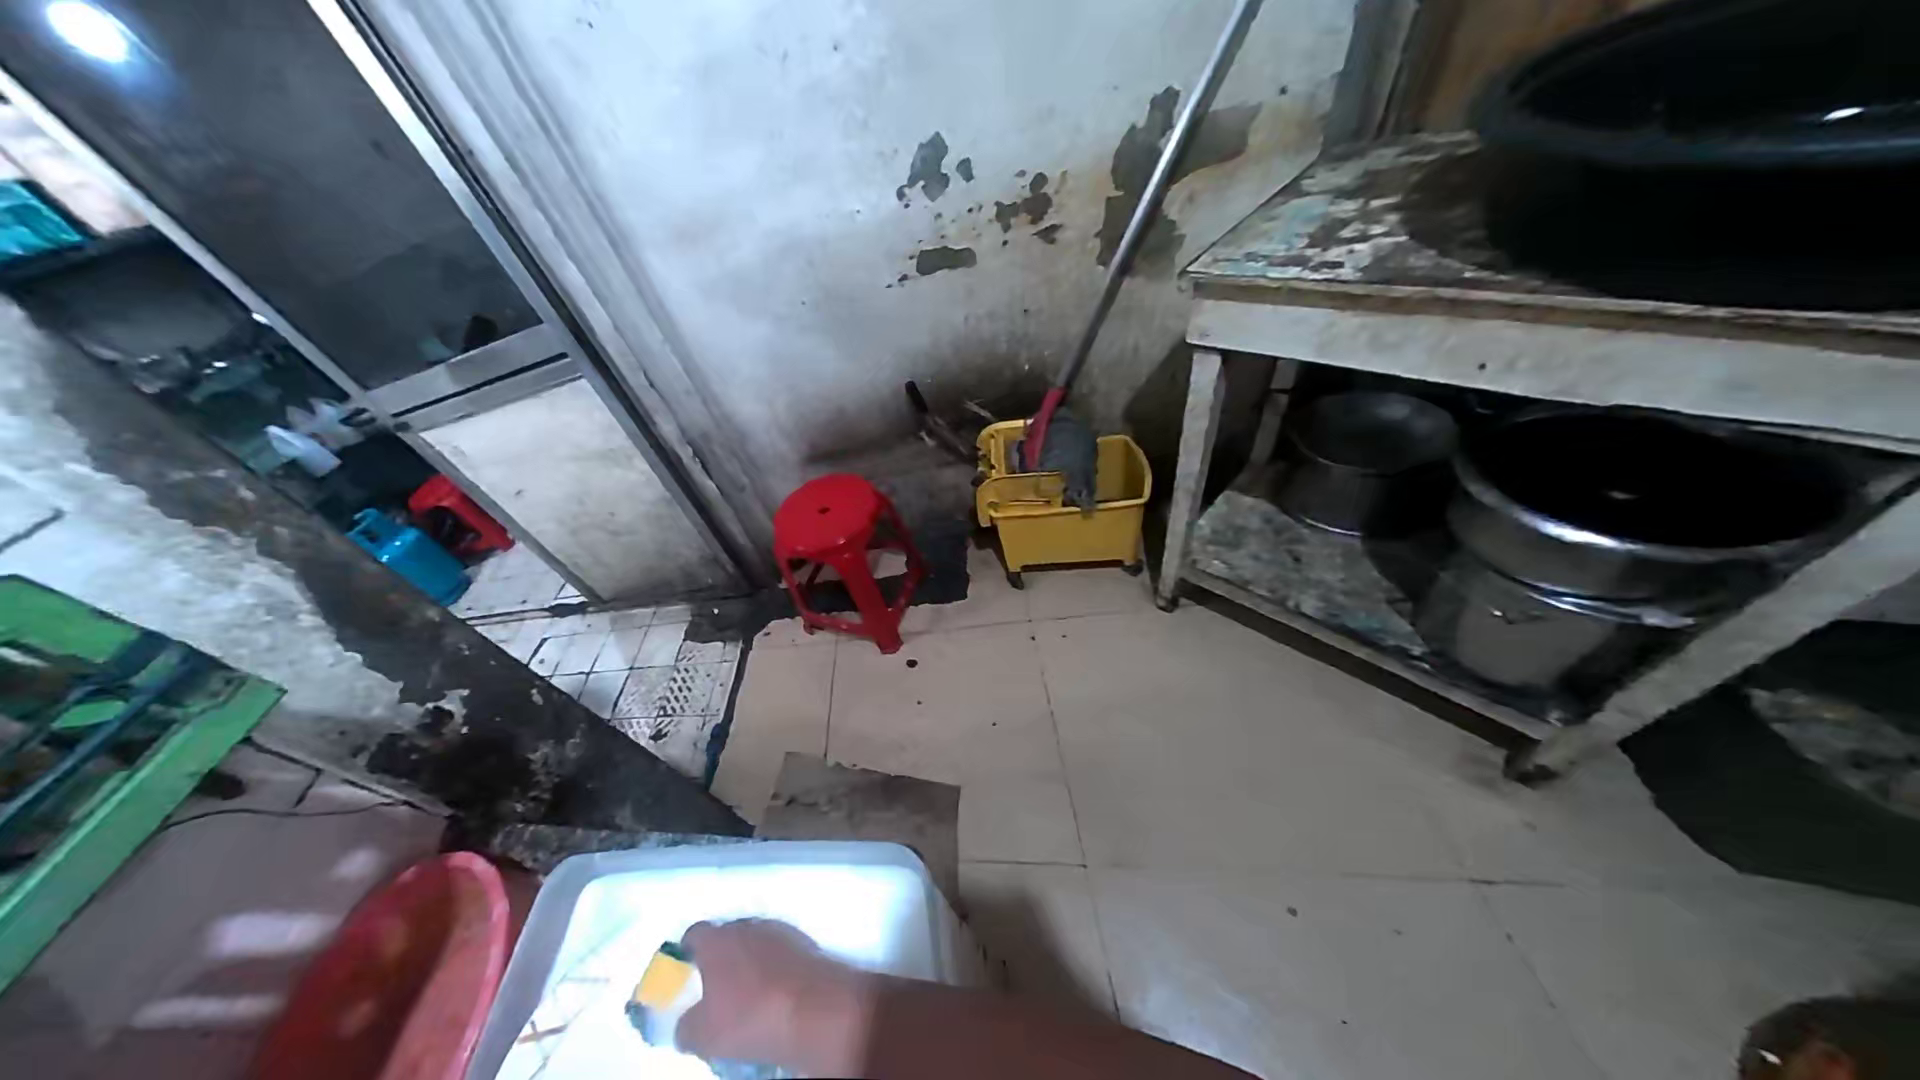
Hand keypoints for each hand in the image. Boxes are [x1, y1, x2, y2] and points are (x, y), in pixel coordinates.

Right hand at [675, 919, 872, 1074]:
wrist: (815, 1008)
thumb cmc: (750, 1017)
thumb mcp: (702, 1035)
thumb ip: (686, 1025)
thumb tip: (688, 1024)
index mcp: (718, 940)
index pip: (695, 933)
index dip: (687, 951)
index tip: (685, 971)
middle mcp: (749, 925)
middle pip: (728, 935)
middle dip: (722, 958)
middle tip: (717, 989)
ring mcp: (781, 930)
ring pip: (757, 942)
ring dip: (751, 961)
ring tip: (749, 994)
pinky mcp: (806, 942)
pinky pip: (781, 952)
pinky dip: (776, 967)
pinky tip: (776, 993)